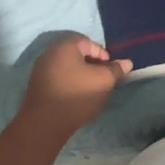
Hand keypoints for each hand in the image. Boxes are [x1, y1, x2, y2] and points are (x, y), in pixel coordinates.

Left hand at [14, 33, 131, 143]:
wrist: (46, 122)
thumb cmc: (77, 95)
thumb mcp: (103, 81)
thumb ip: (115, 70)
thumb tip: (126, 62)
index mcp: (64, 46)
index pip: (88, 42)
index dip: (103, 54)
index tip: (110, 70)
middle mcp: (49, 53)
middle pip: (76, 53)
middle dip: (92, 64)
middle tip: (103, 79)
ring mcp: (40, 69)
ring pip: (67, 66)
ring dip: (81, 75)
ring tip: (91, 89)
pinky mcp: (37, 85)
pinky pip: (58, 78)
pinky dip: (70, 83)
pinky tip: (76, 96)